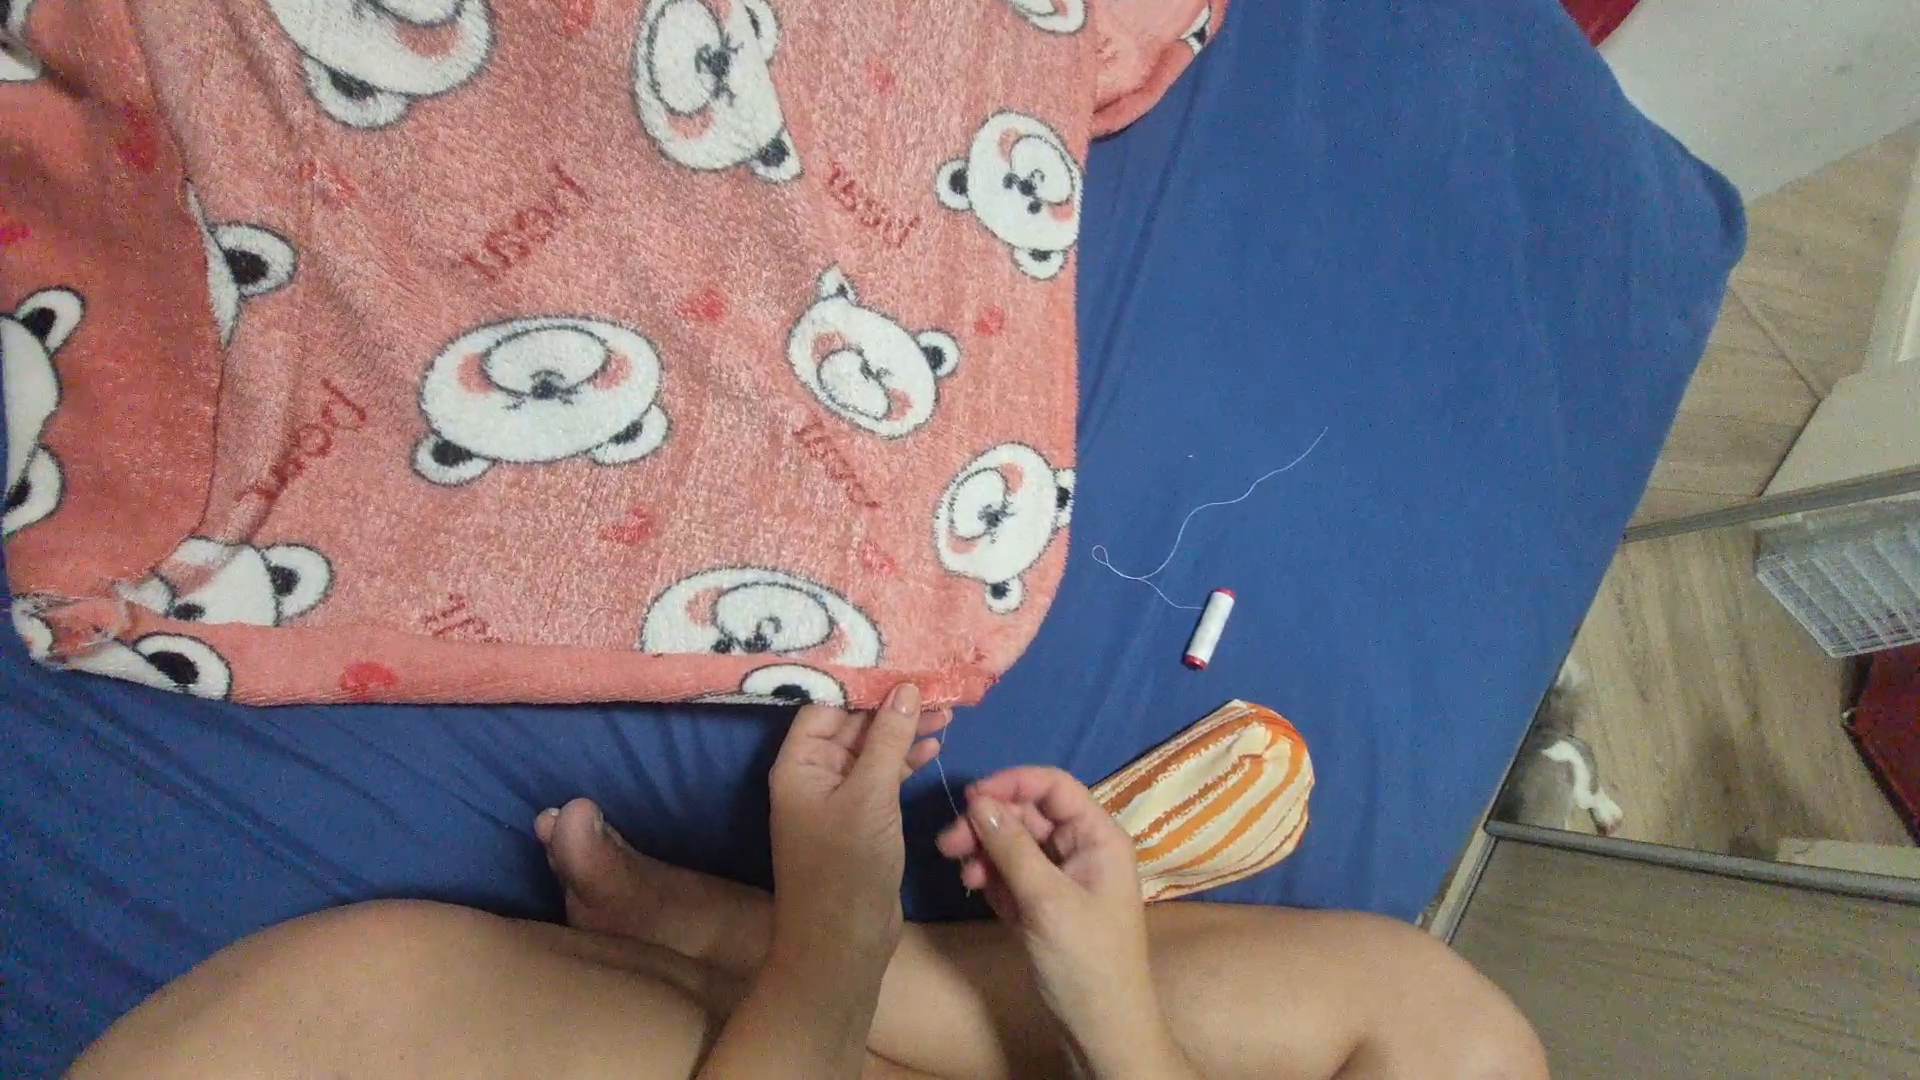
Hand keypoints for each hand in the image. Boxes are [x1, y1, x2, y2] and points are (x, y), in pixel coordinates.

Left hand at [767, 685, 947, 970]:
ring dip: (906, 732)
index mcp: (800, 762)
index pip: (829, 705)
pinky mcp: (862, 815)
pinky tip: (933, 745)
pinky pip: (884, 774)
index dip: (864, 684)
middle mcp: (815, 773)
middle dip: (893, 707)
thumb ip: (888, 739)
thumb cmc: (847, 866)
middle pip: (855, 724)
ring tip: (946, 714)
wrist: (843, 946)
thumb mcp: (870, 796)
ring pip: (874, 748)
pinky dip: (906, 759)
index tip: (902, 663)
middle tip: (937, 690)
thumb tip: (906, 688)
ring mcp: (839, 795)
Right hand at [936, 768, 1193, 1079]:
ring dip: (984, 850)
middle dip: (988, 823)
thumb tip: (979, 801)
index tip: (971, 797)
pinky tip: (977, 890)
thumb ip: (1013, 847)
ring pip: (1014, 841)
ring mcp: (1060, 874)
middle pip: (1027, 813)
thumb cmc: (1087, 962)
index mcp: (1097, 836)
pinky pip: (1010, 870)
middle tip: (948, 843)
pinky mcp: (1041, 899)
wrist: (1101, 1035)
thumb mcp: (1047, 901)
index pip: (1054, 787)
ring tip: (963, 874)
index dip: (1013, 783)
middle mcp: (1080, 847)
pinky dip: (991, 875)